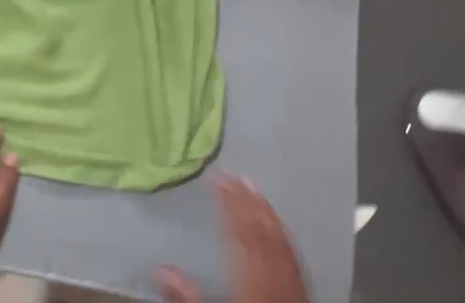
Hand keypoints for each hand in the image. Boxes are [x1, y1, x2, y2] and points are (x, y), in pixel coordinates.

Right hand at [156, 173, 308, 302]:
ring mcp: (293, 286)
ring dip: (267, 211)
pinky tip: (279, 225)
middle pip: (261, 232)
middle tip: (234, 173)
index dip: (228, 202)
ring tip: (254, 187)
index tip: (218, 178)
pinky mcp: (303, 294)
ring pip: (281, 240)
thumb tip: (161, 268)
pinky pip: (294, 256)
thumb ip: (187, 296)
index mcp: (250, 283)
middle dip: (247, 200)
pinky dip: (284, 233)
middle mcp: (274, 278)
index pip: (239, 233)